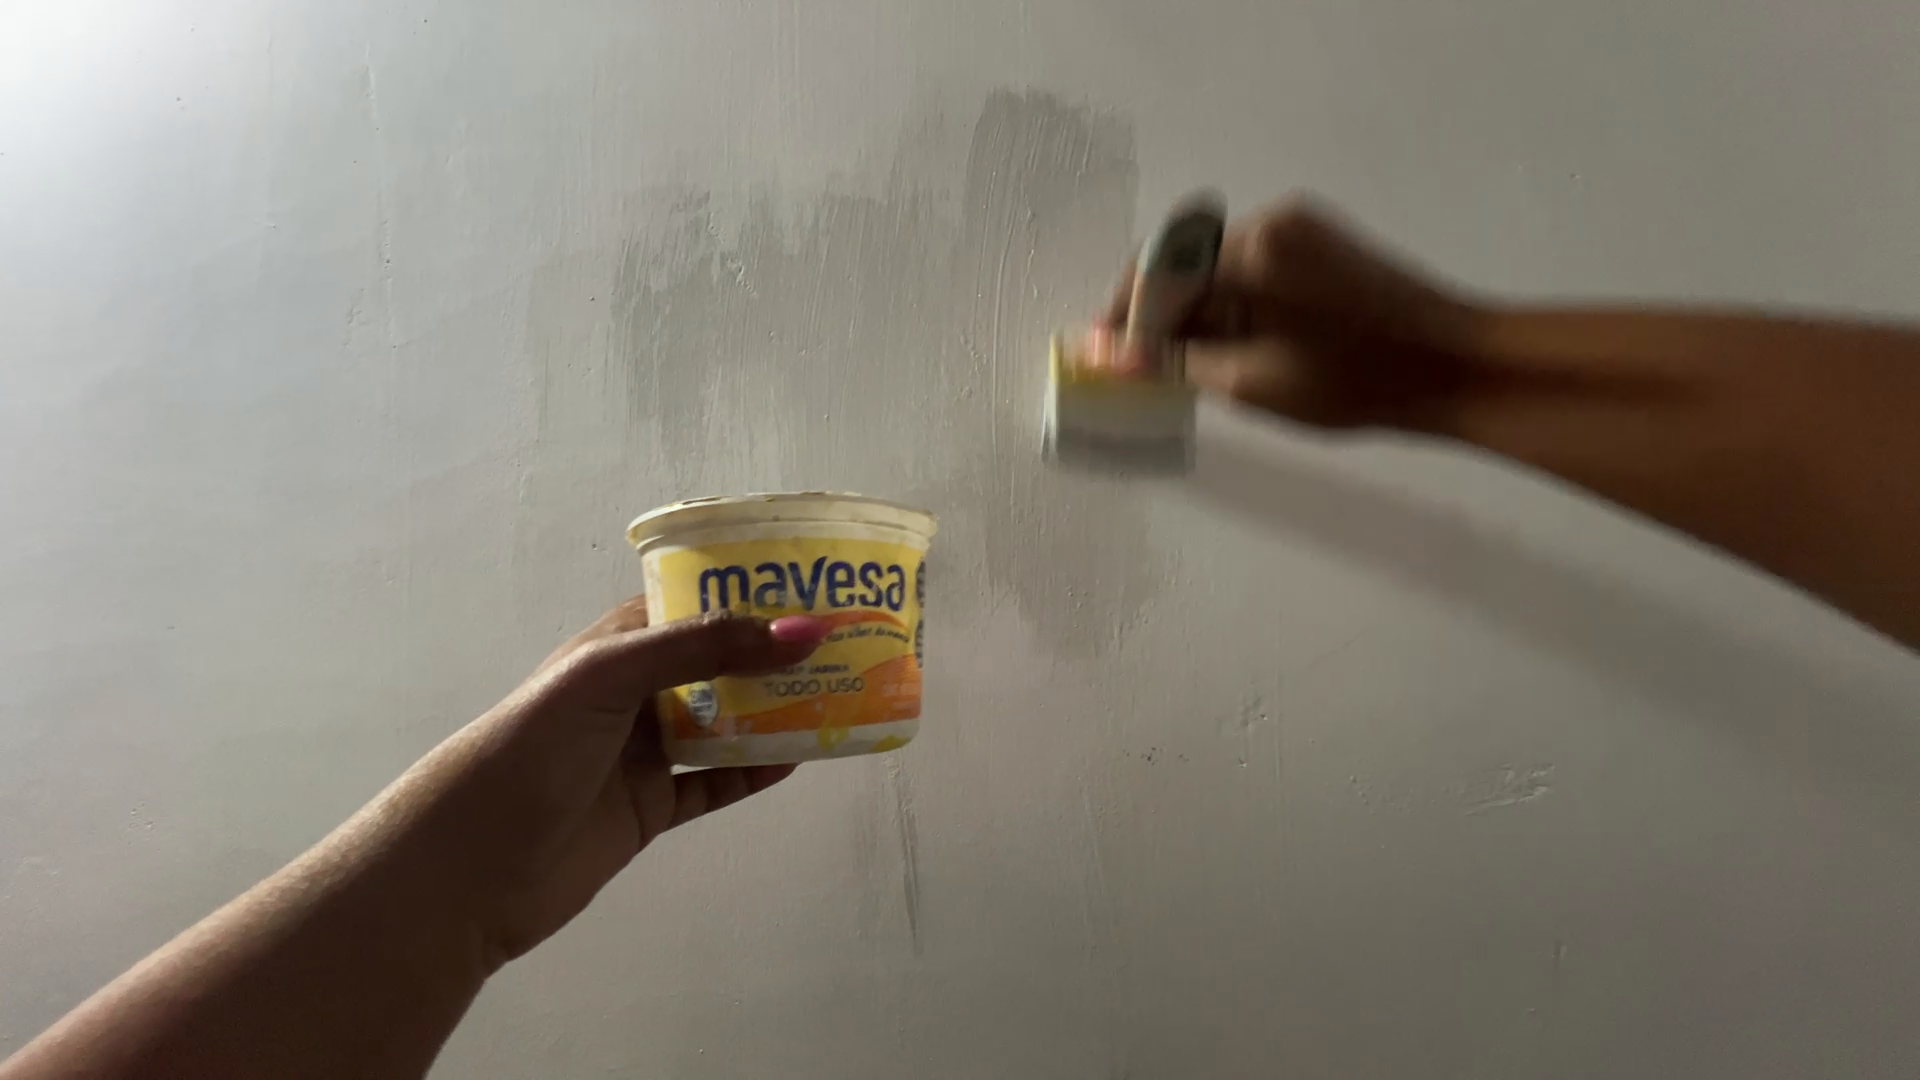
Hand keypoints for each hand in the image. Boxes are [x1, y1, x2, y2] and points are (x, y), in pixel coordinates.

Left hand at [360, 598, 828, 968]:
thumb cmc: (533, 748)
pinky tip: (799, 760)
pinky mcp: (653, 805)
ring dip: (774, 713)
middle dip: (773, 655)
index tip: (811, 590)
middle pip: (719, 665)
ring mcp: (646, 751)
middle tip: (839, 644)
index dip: (750, 595)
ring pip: (725, 724)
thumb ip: (708, 648)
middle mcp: (637, 692)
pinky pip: (717, 783)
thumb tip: (806, 631)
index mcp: (621, 647)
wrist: (466, 874)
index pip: (695, 605)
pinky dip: (756, 772)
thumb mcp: (614, 675)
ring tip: (834, 697)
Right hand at [1095, 195, 1486, 431]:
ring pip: (1214, 272)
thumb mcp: (1249, 381)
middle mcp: (1274, 222)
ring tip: (1178, 371)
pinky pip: (1247, 275)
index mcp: (1257, 248)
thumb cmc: (1353, 381)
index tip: (1101, 354)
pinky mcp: (1317, 247)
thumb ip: (1171, 362)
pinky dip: (1225, 311)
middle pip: (1185, 266)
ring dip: (1191, 319)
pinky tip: (1221, 351)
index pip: (1161, 270)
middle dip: (1157, 319)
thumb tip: (1108, 355)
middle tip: (1137, 370)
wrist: (1457, 369)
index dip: (1124, 315)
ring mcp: (1299, 231)